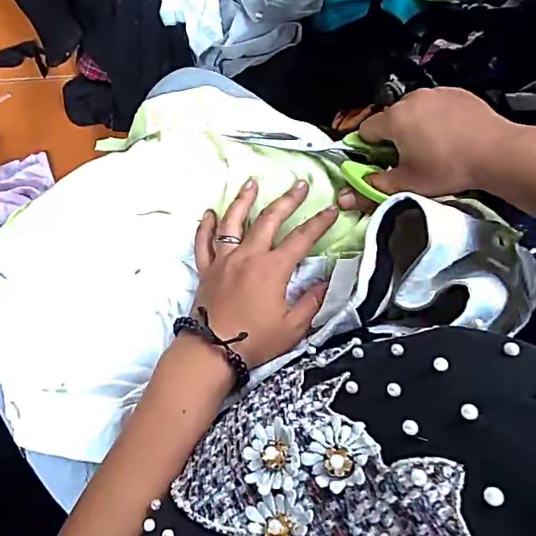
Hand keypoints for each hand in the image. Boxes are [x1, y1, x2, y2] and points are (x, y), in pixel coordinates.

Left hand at [190, 179, 337, 367]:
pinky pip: (204, 242)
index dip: (319, 223)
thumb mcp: (293, 326)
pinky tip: (211, 213)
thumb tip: (323, 284)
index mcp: (272, 268)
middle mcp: (248, 257)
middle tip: (300, 185)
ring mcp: (224, 261)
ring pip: (233, 222)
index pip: (301, 238)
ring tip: (252, 184)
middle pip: (269, 220)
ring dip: (244, 201)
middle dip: (288, 200)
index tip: (332, 210)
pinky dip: (206, 226)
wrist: (212, 351)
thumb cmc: (254, 341)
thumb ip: (311, 302)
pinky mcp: (206, 270)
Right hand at [358, 88, 521, 196]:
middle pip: (391, 118)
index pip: (366, 130)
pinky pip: (438, 105)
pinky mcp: (458, 92)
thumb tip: (346, 197)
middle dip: (395, 137)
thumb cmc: (447, 168)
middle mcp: (411, 99)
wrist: (496, 152)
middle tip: (411, 159)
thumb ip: (374, 186)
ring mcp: (436, 92)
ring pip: (415, 110)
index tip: (382, 162)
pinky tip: (453, 135)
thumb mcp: (408, 183)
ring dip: (417, 126)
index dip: (370, 148)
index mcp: (394, 119)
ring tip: (435, 147)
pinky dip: (438, 118)